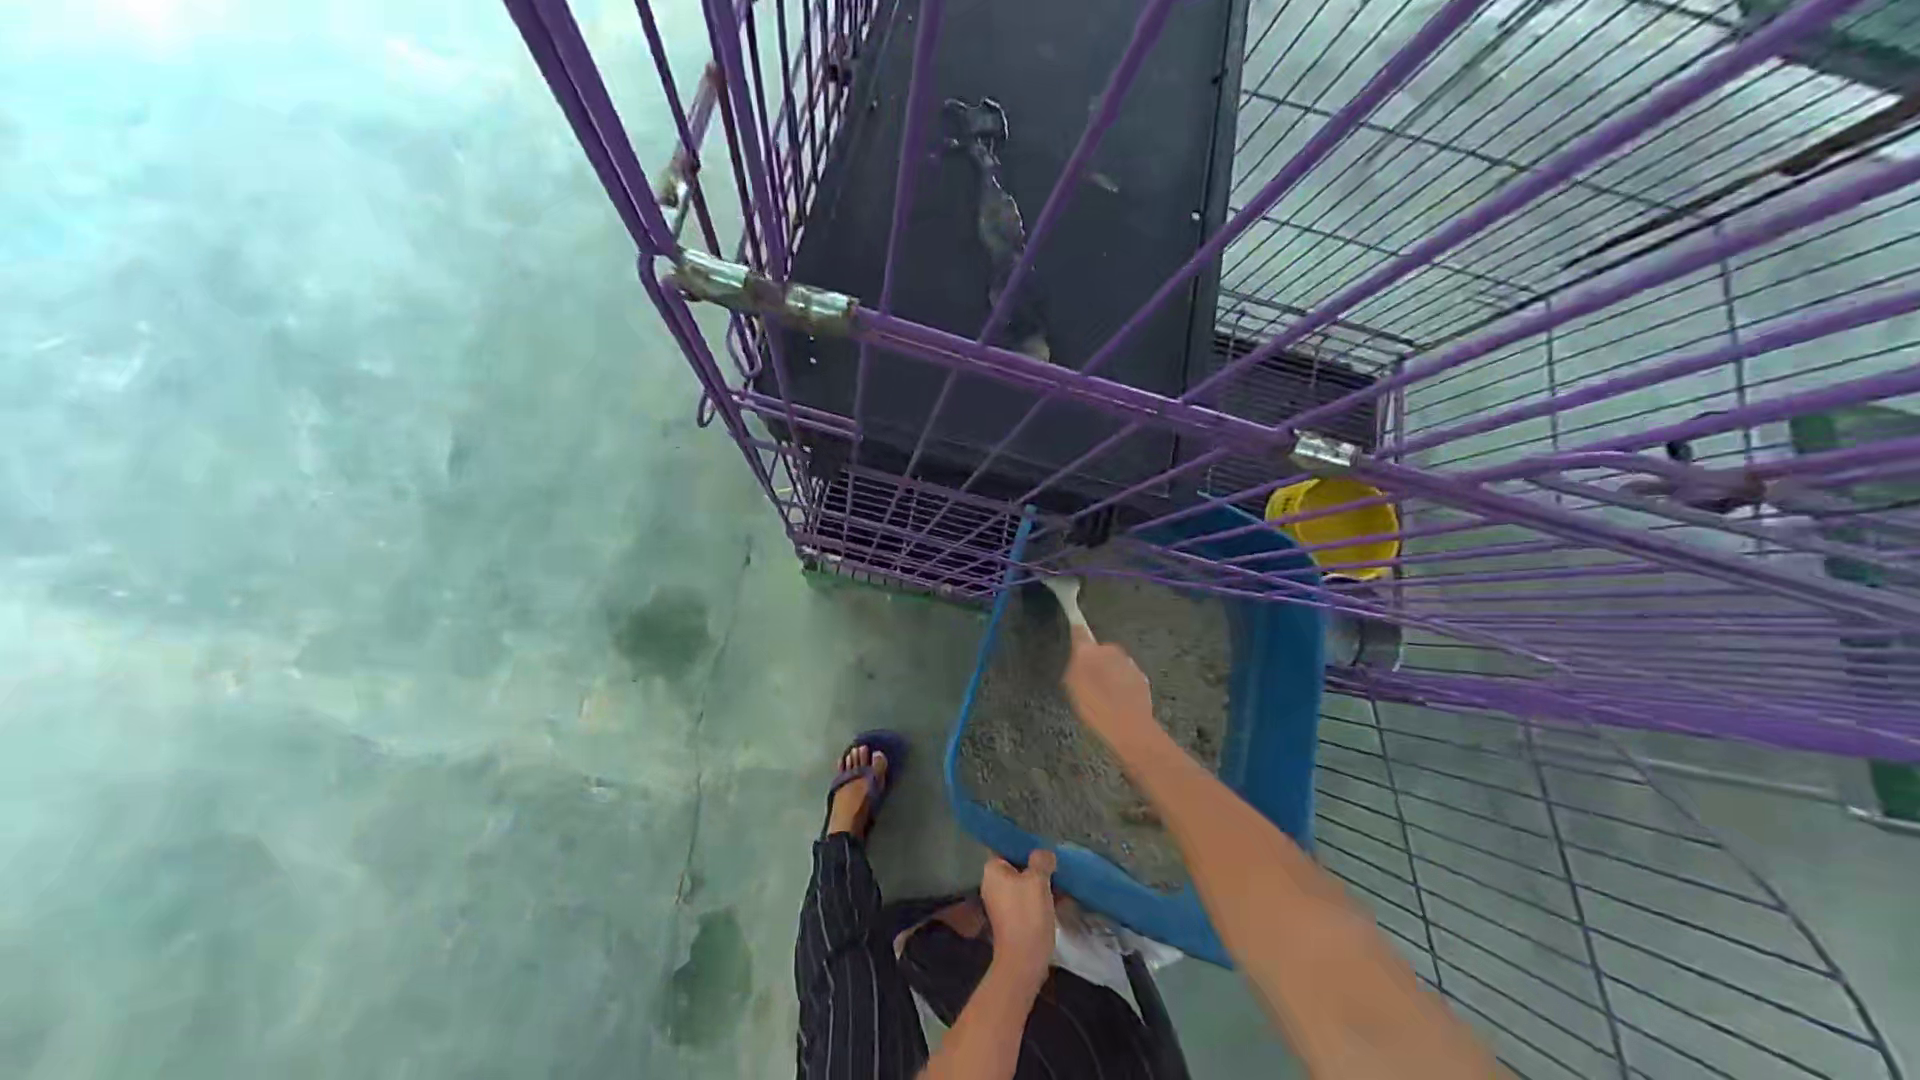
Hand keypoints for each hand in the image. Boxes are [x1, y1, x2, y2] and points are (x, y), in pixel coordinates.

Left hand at [980, 850, 1056, 984]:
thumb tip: (1044, 854)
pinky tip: (1060, 898)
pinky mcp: (1012, 918)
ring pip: (1024, 883)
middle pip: (1017, 865)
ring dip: (1041, 882)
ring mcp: (1002, 903)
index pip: (1007, 847)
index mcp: (993, 870)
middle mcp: (993, 884)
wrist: (1024, 961)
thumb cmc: (1027, 914)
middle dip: (1037, 865)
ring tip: (1062, 880)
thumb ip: (1041, 861)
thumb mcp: (1037, 881)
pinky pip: (1027, 899)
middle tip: (1056, 862)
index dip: (1025, 845)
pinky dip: (1041, 898)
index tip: (1043, 845)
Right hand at [1062, 630, 1156, 743]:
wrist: (1129, 727)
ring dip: (1109, 673)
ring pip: (1114, 663)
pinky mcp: (1141, 678)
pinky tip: (1117, 700)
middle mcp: (1112, 651)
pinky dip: (1122, 683)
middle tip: (1087, 682)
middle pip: (1100, 650)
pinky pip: (1126, 676)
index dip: (1076, 627)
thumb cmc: (1095, 708)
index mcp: (1090, 651)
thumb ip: (1074, 664)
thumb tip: (1076, 649)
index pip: (1080, 632)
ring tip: (1103, 695)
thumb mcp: (1072, 687)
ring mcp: (1129, 664)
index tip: (1073, 620)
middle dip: (1095, 661)